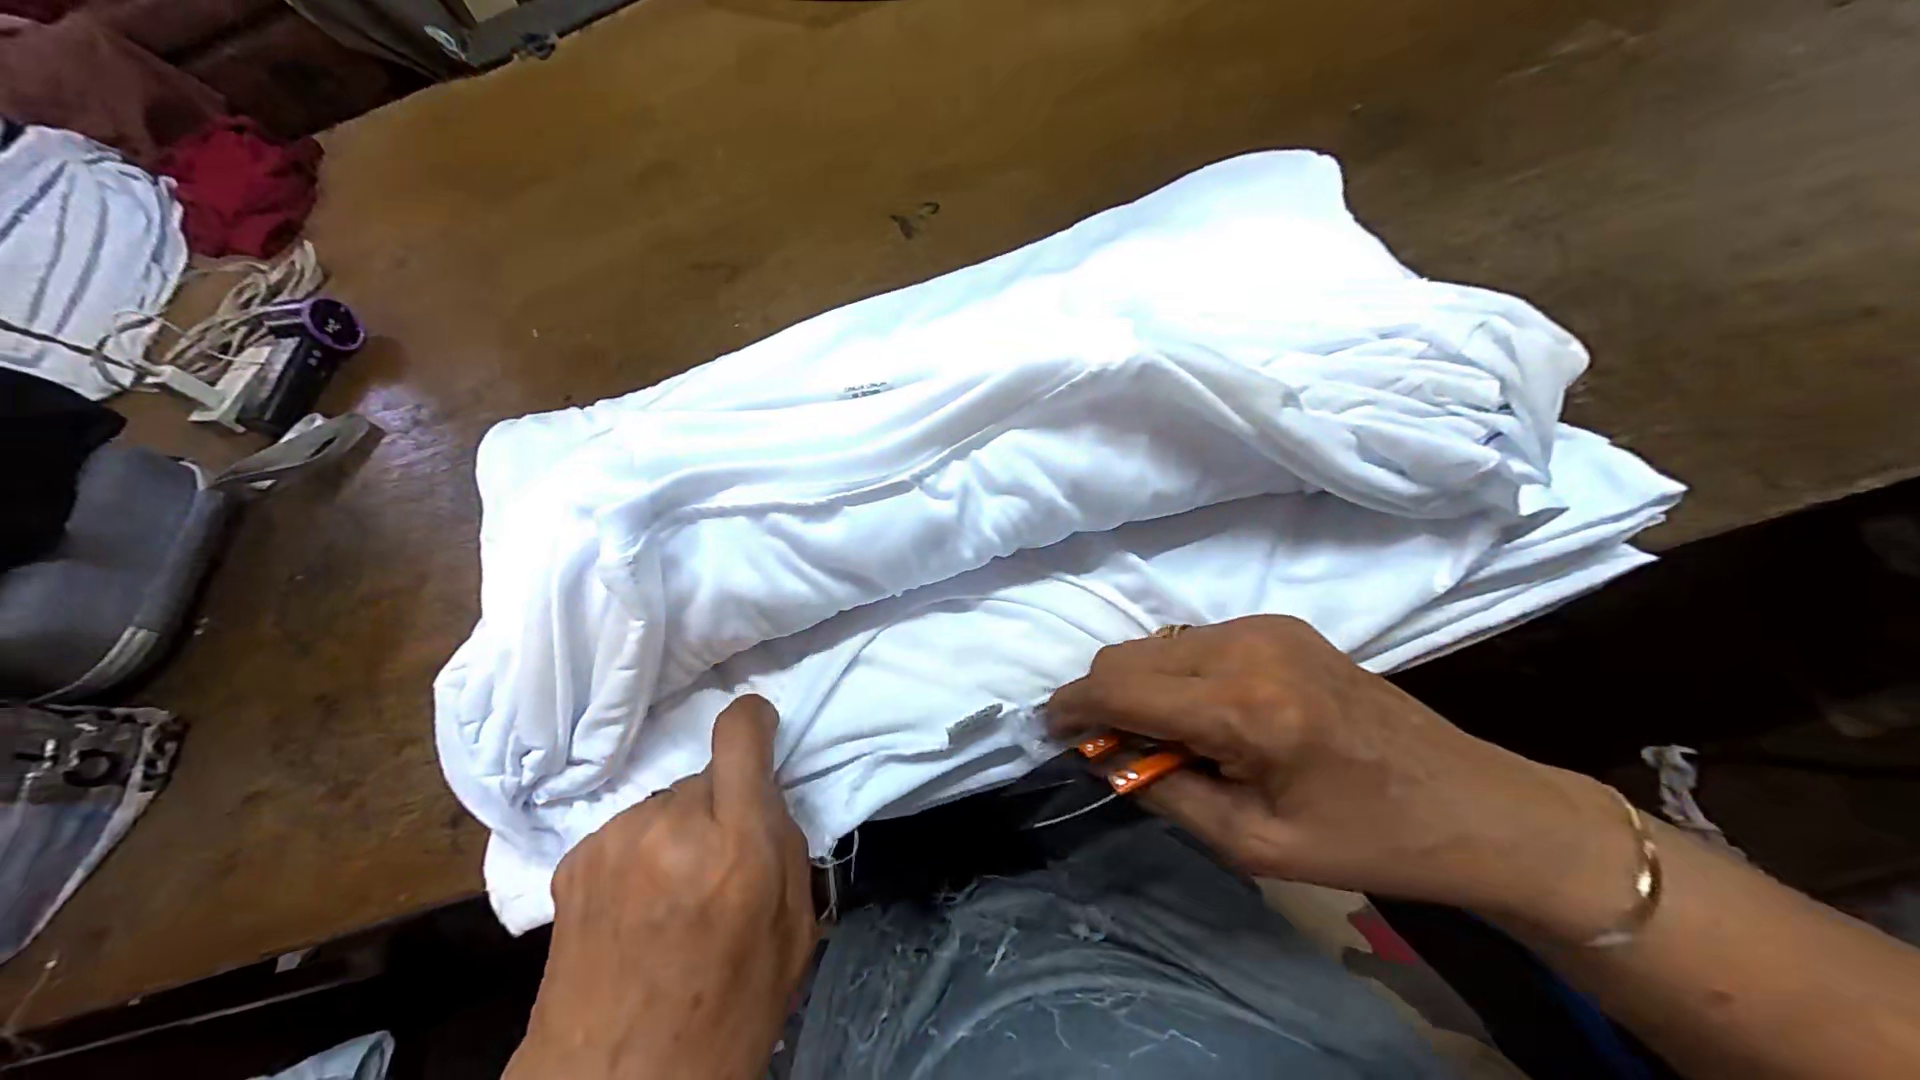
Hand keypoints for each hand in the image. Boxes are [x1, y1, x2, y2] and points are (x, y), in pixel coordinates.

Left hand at [505, 696, 818, 1079]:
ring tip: (673, 891)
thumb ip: (786, 845)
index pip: (738, 736)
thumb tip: (763, 796)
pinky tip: (637, 905)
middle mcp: (671, 828)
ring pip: (666, 802)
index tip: (759, 730)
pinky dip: (642, 851)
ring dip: (679, 828)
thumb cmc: (730, 1012)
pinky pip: (630, 829)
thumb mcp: (794, 928)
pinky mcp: (574, 859)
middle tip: (720, 861)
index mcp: (737, 846)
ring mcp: (615, 841)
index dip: (753, 722)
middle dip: (721, 806)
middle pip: (707, 776)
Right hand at [1047, 615, 1641, 941]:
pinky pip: (1193, 640)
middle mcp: (1248, 647)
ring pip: (1156, 643)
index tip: (1052, 730)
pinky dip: (1175, 673)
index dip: (1074, 708)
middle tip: (1113, 748)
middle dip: (1101, 697)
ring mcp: (1265, 626)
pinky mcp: (1279, 623)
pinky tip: (1205, 713)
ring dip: (1139, 685)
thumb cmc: (1362, 840)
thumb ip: (1162, 790)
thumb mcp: (1250, 843)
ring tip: (1166, 737)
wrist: (1470, 802)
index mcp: (1244, 708)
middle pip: (1128, 654)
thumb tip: (1102, 753)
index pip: (1121, 688)